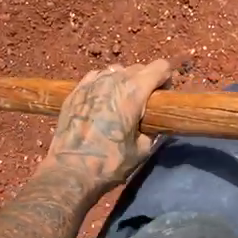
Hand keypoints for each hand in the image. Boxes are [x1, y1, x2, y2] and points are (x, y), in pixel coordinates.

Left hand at [41, 61, 172, 189]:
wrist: (71, 170)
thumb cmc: (110, 162)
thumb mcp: (142, 149)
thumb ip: (152, 130)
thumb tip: (152, 125)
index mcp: (134, 91)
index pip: (161, 67)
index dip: (166, 80)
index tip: (161, 98)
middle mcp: (113, 79)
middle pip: (138, 68)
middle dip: (145, 82)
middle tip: (142, 106)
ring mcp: (92, 82)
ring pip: (116, 71)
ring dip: (123, 82)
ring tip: (120, 104)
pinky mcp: (75, 90)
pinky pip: (96, 77)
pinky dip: (103, 85)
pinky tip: (101, 103)